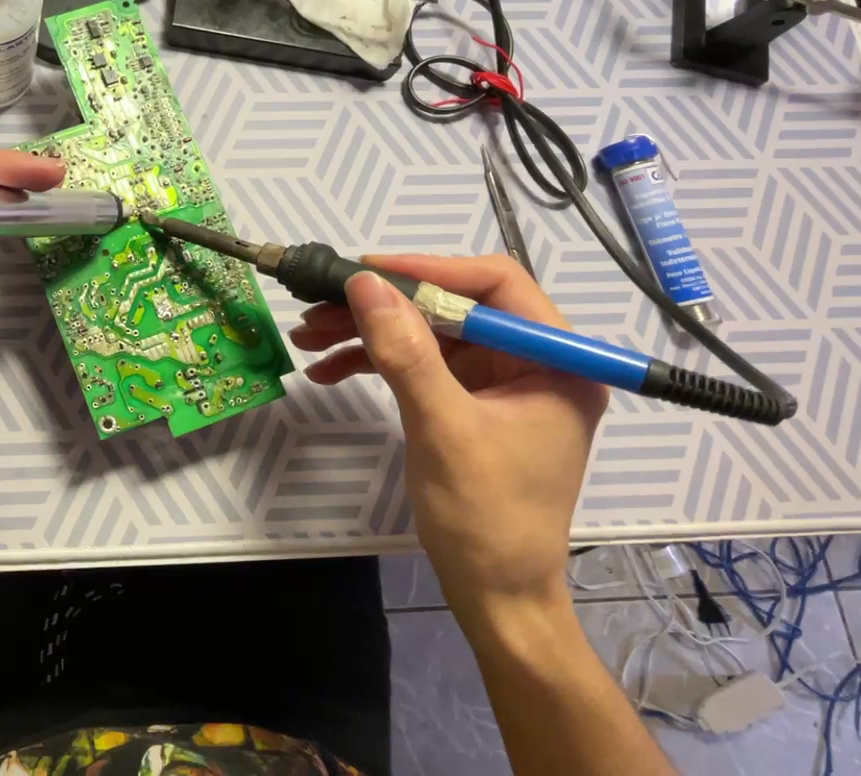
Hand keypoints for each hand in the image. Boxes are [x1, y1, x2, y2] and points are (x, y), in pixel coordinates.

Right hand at [290, 254, 608, 613]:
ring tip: (307, 337)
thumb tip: (364, 282)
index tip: (367, 271)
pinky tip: (327, 371)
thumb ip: (406, 352)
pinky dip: (370, 363)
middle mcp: (528, 361)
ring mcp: (493, 382)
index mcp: (553, 361)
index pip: (495, 284)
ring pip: (423, 333)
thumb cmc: (486, 515)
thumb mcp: (443, 428)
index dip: (430, 269)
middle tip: (319, 306)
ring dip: (364, 333)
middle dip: (381, 307)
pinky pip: (414, 365)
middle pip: (449, 306)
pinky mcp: (462, 402)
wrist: (492, 591)